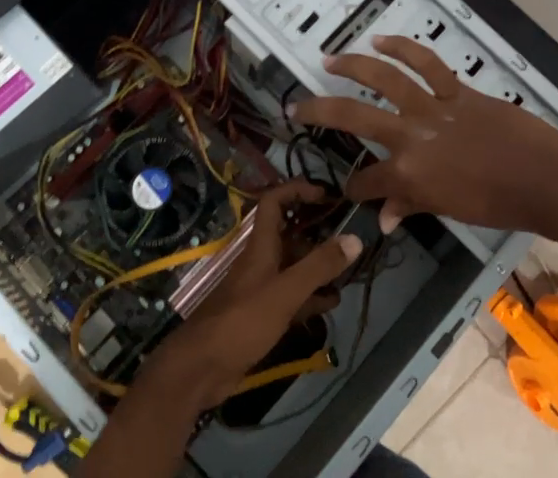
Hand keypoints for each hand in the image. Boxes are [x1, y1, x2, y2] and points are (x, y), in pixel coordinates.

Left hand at [133, 180, 360, 410]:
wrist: (202, 368)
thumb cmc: (242, 321)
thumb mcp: (285, 291)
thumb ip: (319, 265)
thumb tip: (355, 237)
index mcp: (261, 246)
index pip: (274, 202)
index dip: (296, 190)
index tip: (326, 195)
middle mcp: (261, 262)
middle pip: (290, 236)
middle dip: (318, 233)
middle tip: (350, 237)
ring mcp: (262, 289)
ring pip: (295, 268)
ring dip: (319, 268)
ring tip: (350, 271)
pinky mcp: (264, 316)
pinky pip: (293, 298)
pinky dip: (312, 297)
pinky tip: (332, 303)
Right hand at [293, 35, 557, 233]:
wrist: (543, 178)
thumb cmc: (497, 204)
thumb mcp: (448, 210)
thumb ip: (411, 205)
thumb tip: (384, 218)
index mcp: (408, 174)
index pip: (368, 181)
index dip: (355, 188)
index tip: (350, 190)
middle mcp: (409, 136)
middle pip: (353, 116)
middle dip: (319, 111)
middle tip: (296, 105)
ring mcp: (431, 108)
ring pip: (383, 77)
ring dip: (352, 66)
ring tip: (330, 59)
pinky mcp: (455, 91)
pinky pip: (425, 63)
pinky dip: (403, 48)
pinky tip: (382, 40)